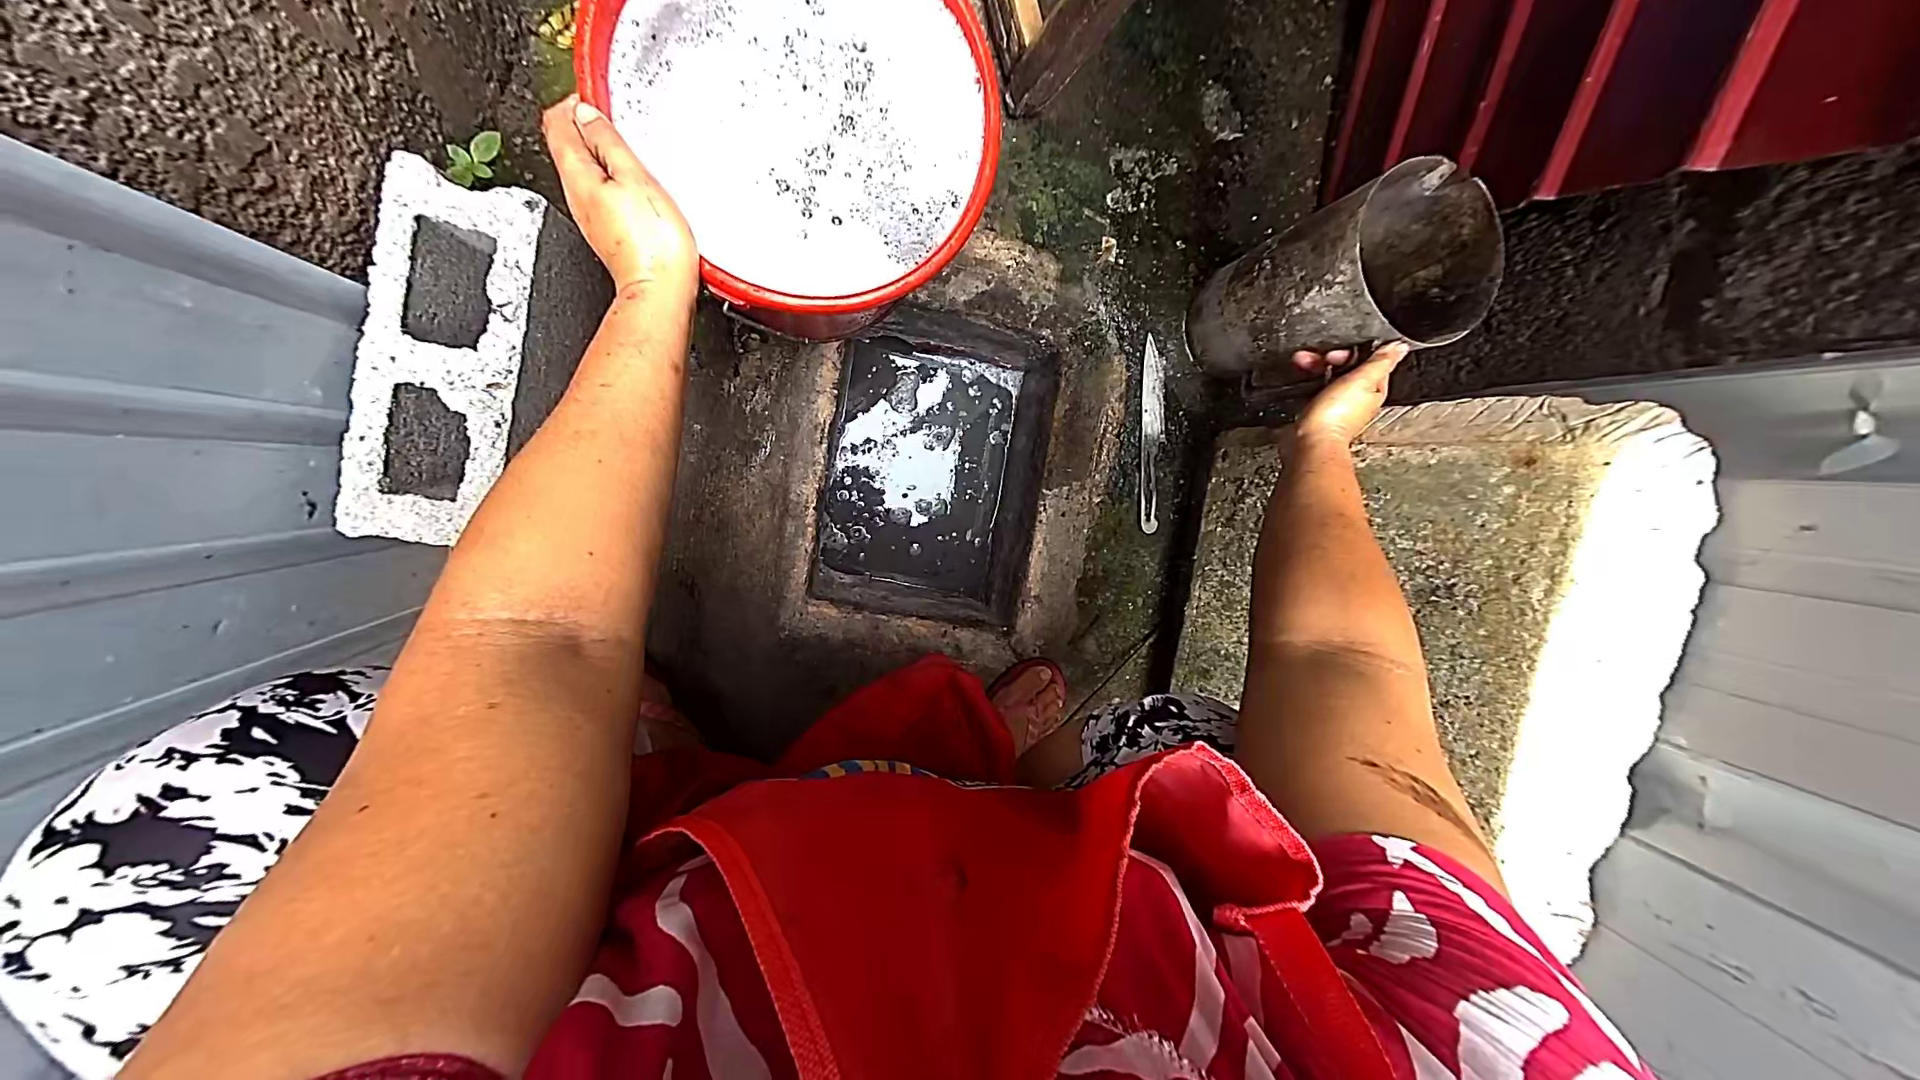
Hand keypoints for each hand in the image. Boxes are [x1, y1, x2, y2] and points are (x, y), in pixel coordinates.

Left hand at [543, 96, 699, 306]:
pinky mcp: (609, 235)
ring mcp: (591, 219)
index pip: (558, 122)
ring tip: (629, 155)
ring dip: (603, 157)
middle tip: (613, 121)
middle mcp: (577, 197)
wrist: (662, 292)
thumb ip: (608, 142)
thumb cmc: (654, 247)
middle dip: (587, 128)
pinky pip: (603, 198)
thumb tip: (587, 115)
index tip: (597, 98)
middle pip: (568, 147)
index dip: (576, 102)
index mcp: (577, 176)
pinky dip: (614, 183)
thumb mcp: (635, 179)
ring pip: (586, 173)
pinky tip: (634, 189)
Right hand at [1293, 342, 1409, 445]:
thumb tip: (1400, 347)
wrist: (1311, 442)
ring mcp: (1336, 405)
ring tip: (1301, 364)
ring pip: (1328, 377)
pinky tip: (1301, 379)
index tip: (1337, 354)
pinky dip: (1307, 381)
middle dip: (1329, 360)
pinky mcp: (1317, 412)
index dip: (1352, 353)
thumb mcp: (1363, 380)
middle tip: (1318, 360)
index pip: (1368, 361)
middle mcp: (1356, 398)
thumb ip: (1381, 361)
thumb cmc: (1337, 417)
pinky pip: (1315, 389)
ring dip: (1315, 367)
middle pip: (1346, 368)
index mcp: (1373, 389)